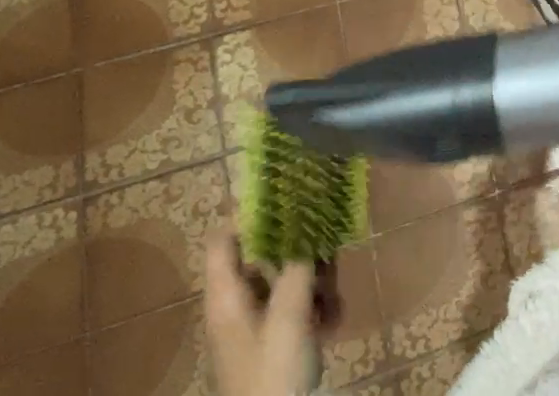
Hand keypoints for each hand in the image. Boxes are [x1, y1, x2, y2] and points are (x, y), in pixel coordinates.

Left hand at [204, 229, 318, 395]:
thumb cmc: (272, 368)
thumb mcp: (288, 315)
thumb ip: (297, 268)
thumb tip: (306, 228)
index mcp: (227, 296)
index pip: (224, 241)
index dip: (247, 214)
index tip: (284, 192)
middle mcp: (238, 303)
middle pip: (264, 256)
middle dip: (299, 248)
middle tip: (327, 243)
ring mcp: (257, 322)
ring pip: (287, 279)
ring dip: (315, 280)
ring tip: (334, 294)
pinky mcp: (277, 338)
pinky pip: (298, 306)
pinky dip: (318, 306)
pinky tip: (334, 319)